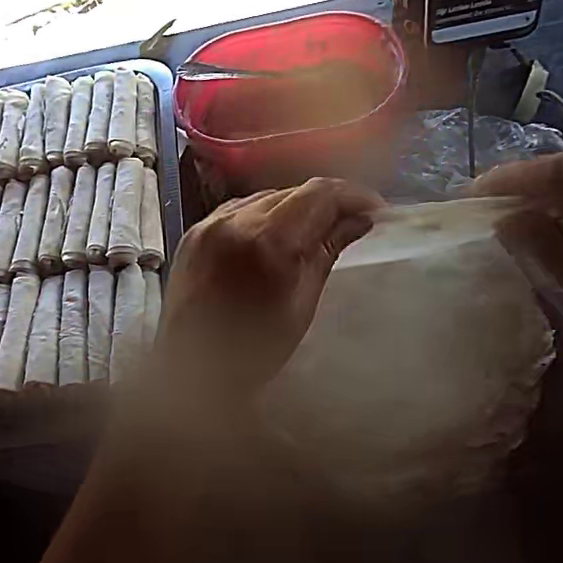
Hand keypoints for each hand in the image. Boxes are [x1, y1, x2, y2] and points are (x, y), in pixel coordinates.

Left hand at [158, 177, 382, 394]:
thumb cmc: (252, 351)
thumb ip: (326, 253)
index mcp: (267, 242)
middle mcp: (234, 222)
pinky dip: (262, 216)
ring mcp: (208, 225)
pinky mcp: (193, 234)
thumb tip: (357, 221)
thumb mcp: (301, 306)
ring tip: (315, 229)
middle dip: (326, 202)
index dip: (352, 195)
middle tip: (350, 221)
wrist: (188, 370)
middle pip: (291, 192)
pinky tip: (274, 235)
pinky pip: (236, 210)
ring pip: (264, 197)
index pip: (318, 194)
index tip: (374, 209)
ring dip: (294, 207)